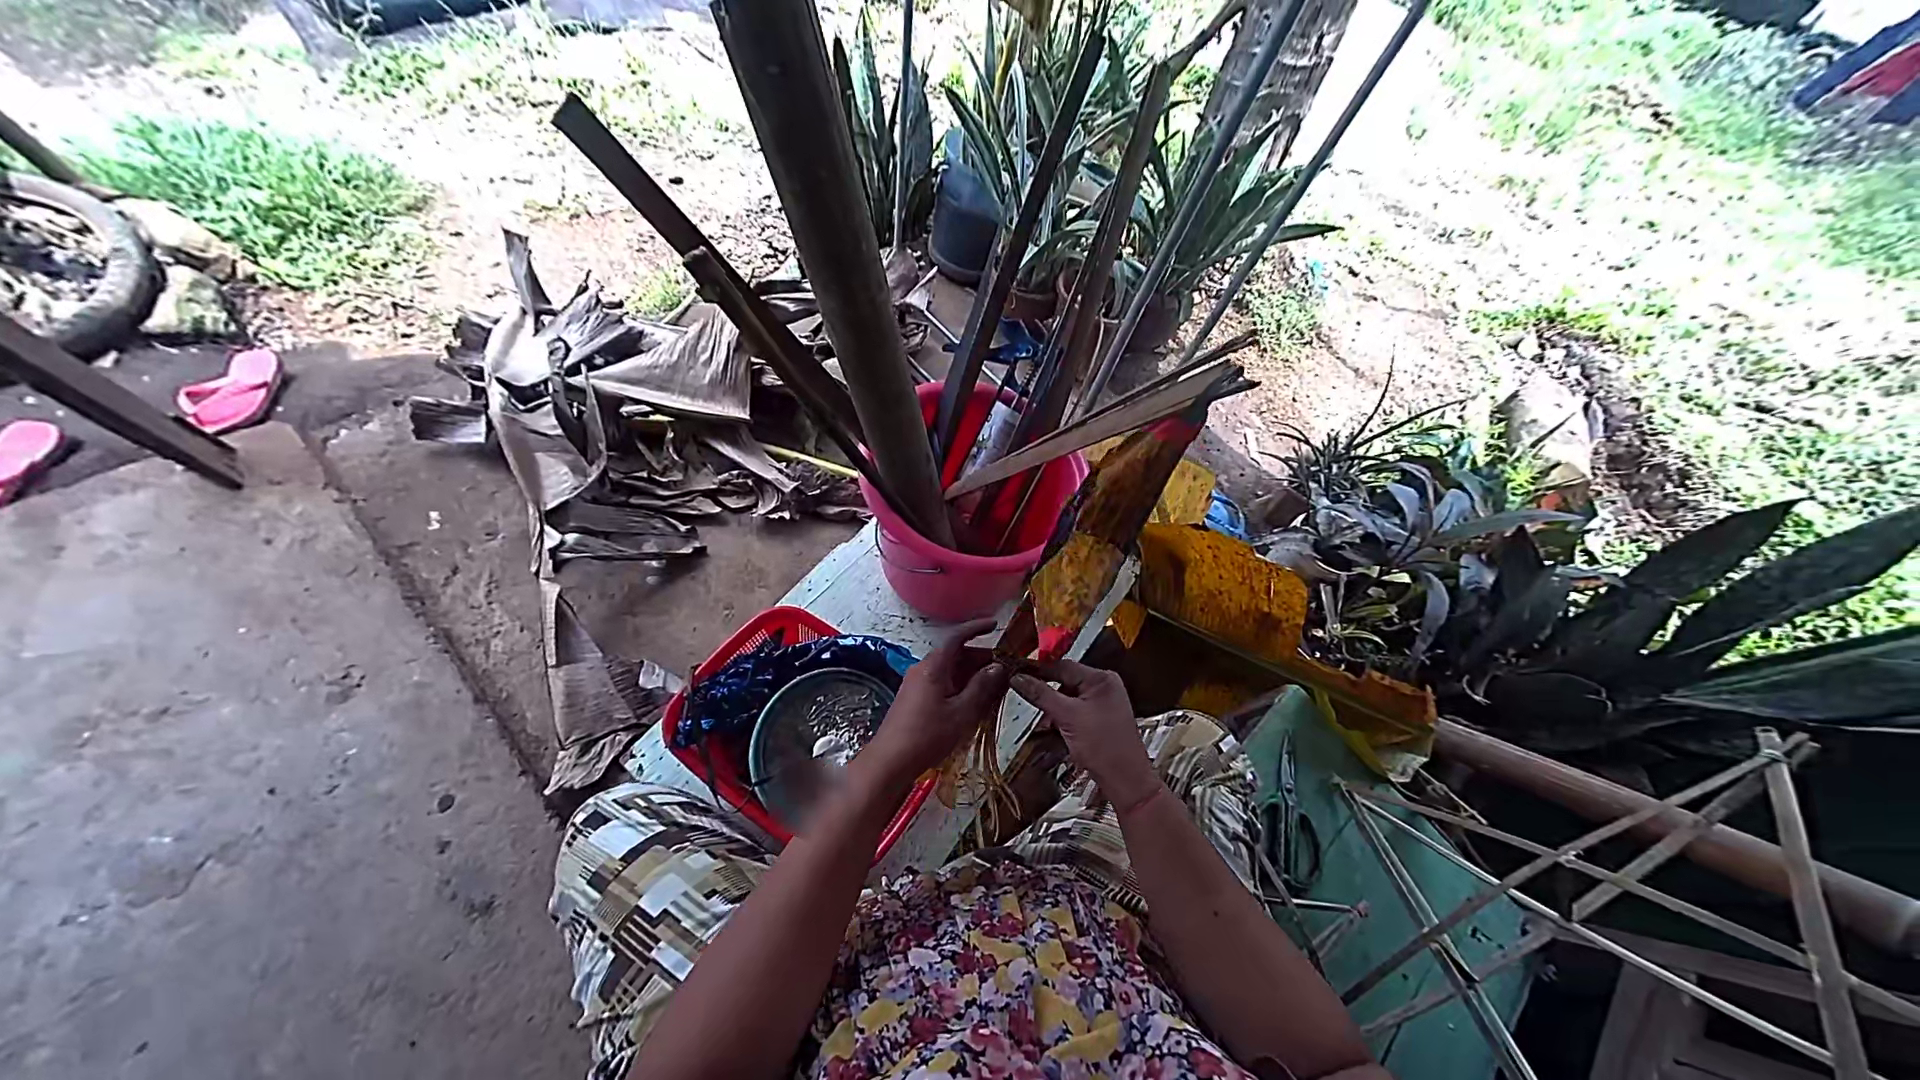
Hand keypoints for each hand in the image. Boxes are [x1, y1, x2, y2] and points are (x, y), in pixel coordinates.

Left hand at [857, 619, 1009, 791]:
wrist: (890, 762)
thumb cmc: (927, 735)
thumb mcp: (962, 712)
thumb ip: (982, 687)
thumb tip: (998, 667)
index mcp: (933, 666)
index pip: (957, 637)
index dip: (976, 628)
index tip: (995, 625)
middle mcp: (924, 669)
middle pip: (956, 655)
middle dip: (982, 660)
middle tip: (1006, 670)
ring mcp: (918, 684)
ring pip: (951, 671)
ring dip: (973, 676)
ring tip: (997, 689)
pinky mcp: (916, 700)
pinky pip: (943, 685)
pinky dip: (962, 688)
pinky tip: (976, 703)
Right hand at [1010, 659, 1161, 812]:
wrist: (1125, 781)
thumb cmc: (1107, 749)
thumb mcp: (1068, 716)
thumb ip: (1041, 694)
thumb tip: (1019, 679)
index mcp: (1102, 679)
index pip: (1062, 666)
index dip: (1037, 669)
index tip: (1016, 672)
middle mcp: (1103, 687)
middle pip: (1064, 681)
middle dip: (1044, 692)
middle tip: (1022, 693)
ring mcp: (1101, 704)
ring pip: (1066, 698)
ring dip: (1051, 708)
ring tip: (1041, 720)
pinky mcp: (1097, 720)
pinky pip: (1072, 711)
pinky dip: (1060, 718)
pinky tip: (1052, 729)